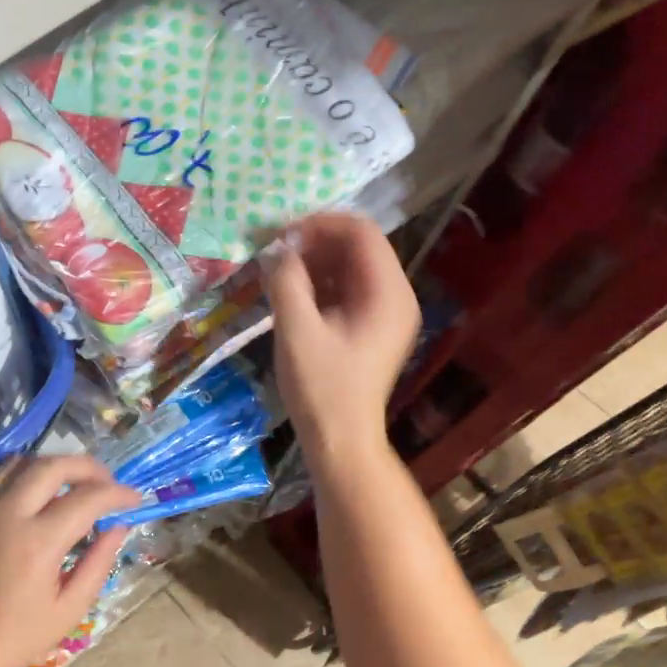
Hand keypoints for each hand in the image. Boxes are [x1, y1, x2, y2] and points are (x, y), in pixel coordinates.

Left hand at [0, 455, 140, 666]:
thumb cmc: (14, 640)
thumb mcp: (68, 609)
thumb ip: (97, 563)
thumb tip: (117, 527)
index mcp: (37, 541)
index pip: (87, 498)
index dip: (117, 494)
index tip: (134, 500)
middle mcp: (4, 514)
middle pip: (51, 465)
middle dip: (86, 467)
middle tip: (106, 482)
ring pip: (16, 465)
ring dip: (49, 466)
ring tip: (70, 484)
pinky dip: (20, 482)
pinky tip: (32, 504)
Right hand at [262, 212, 420, 457]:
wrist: (340, 441)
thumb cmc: (321, 389)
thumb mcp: (297, 332)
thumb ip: (285, 283)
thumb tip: (274, 250)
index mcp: (388, 293)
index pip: (361, 232)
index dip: (319, 225)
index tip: (279, 235)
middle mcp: (394, 297)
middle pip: (356, 249)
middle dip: (313, 244)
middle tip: (272, 254)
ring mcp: (383, 316)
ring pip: (348, 270)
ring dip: (312, 265)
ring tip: (274, 274)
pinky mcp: (368, 331)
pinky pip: (345, 294)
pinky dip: (317, 287)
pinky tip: (288, 296)